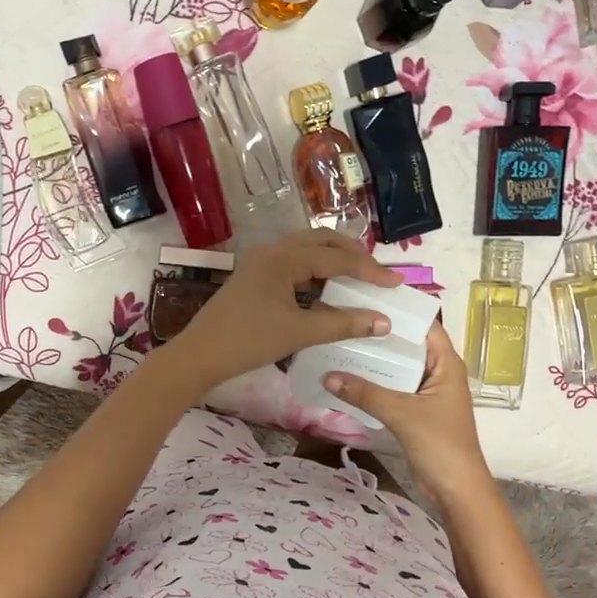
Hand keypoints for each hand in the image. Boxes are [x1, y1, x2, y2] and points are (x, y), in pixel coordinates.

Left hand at [170, 230, 401, 387]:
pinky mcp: (254, 278)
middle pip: (321, 241)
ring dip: (333, 261)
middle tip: (377, 274)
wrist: (200, 355)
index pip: (336, 258)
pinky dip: (315, 274)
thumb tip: (383, 322)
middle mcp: (272, 252)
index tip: (396, 283)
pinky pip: (293, 266)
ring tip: (358, 280)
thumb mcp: (300, 332)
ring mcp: (260, 263)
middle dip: (352, 255)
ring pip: (305, 251)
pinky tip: (327, 292)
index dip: (369, 270)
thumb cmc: (249, 341)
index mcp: (283, 258)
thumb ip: (343, 324)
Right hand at [324, 322, 488, 499]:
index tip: (368, 298)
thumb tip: (328, 375)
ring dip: (375, 360)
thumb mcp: (401, 413)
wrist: (455, 487)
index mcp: (446, 363)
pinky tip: (349, 377)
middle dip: (380, 334)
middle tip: (345, 320)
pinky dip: (375, 382)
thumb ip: (365, 393)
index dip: (400, 310)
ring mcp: (427, 391)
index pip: (425, 324)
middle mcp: (439, 371)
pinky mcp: (416, 409)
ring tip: (341, 343)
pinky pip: (393, 387)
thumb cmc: (439, 443)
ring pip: (399, 367)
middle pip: (408, 344)